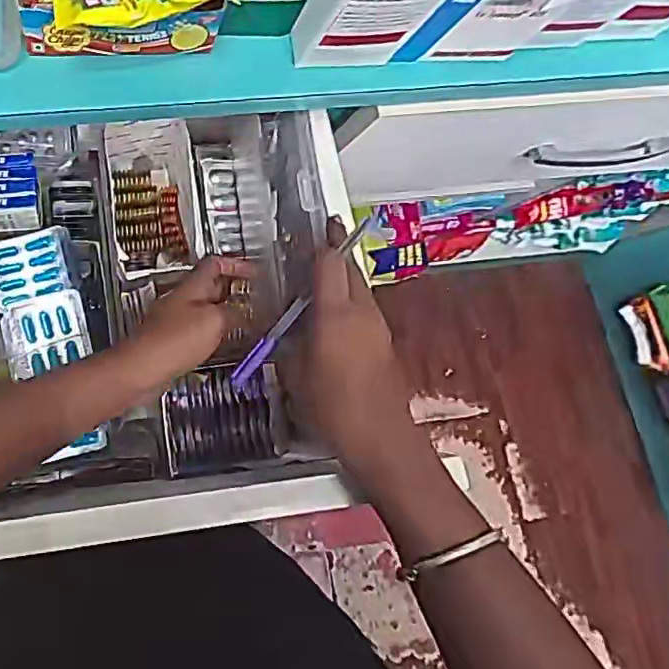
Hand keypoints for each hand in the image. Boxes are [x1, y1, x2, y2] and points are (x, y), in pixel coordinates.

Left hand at [123, 256, 254, 387]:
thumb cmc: (174, 341)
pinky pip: (195, 330)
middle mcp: (180, 300)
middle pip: (210, 286)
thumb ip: (233, 312)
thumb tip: (244, 311)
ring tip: (244, 322)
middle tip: (254, 300)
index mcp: (191, 287)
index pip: (214, 264)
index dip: (236, 265)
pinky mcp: (169, 341)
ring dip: (224, 313)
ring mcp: (173, 320)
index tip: (254, 273)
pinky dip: (211, 332)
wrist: (140, 369)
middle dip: (233, 290)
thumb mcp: (213, 322)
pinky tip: (220, 342)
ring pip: (204, 309)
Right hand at [298, 218, 416, 474]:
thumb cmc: (331, 406)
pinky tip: (328, 316)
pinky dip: (346, 300)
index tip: (310, 229)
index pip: (329, 263)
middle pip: (349, 268)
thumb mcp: (293, 372)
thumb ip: (288, 341)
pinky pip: (363, 308)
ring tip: (315, 280)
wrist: (380, 438)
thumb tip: (285, 326)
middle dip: (333, 251)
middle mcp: (361, 312)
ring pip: (358, 287)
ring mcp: (377, 326)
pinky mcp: (383, 342)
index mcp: (335, 314)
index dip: (318, 244)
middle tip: (314, 242)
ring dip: (340, 277)